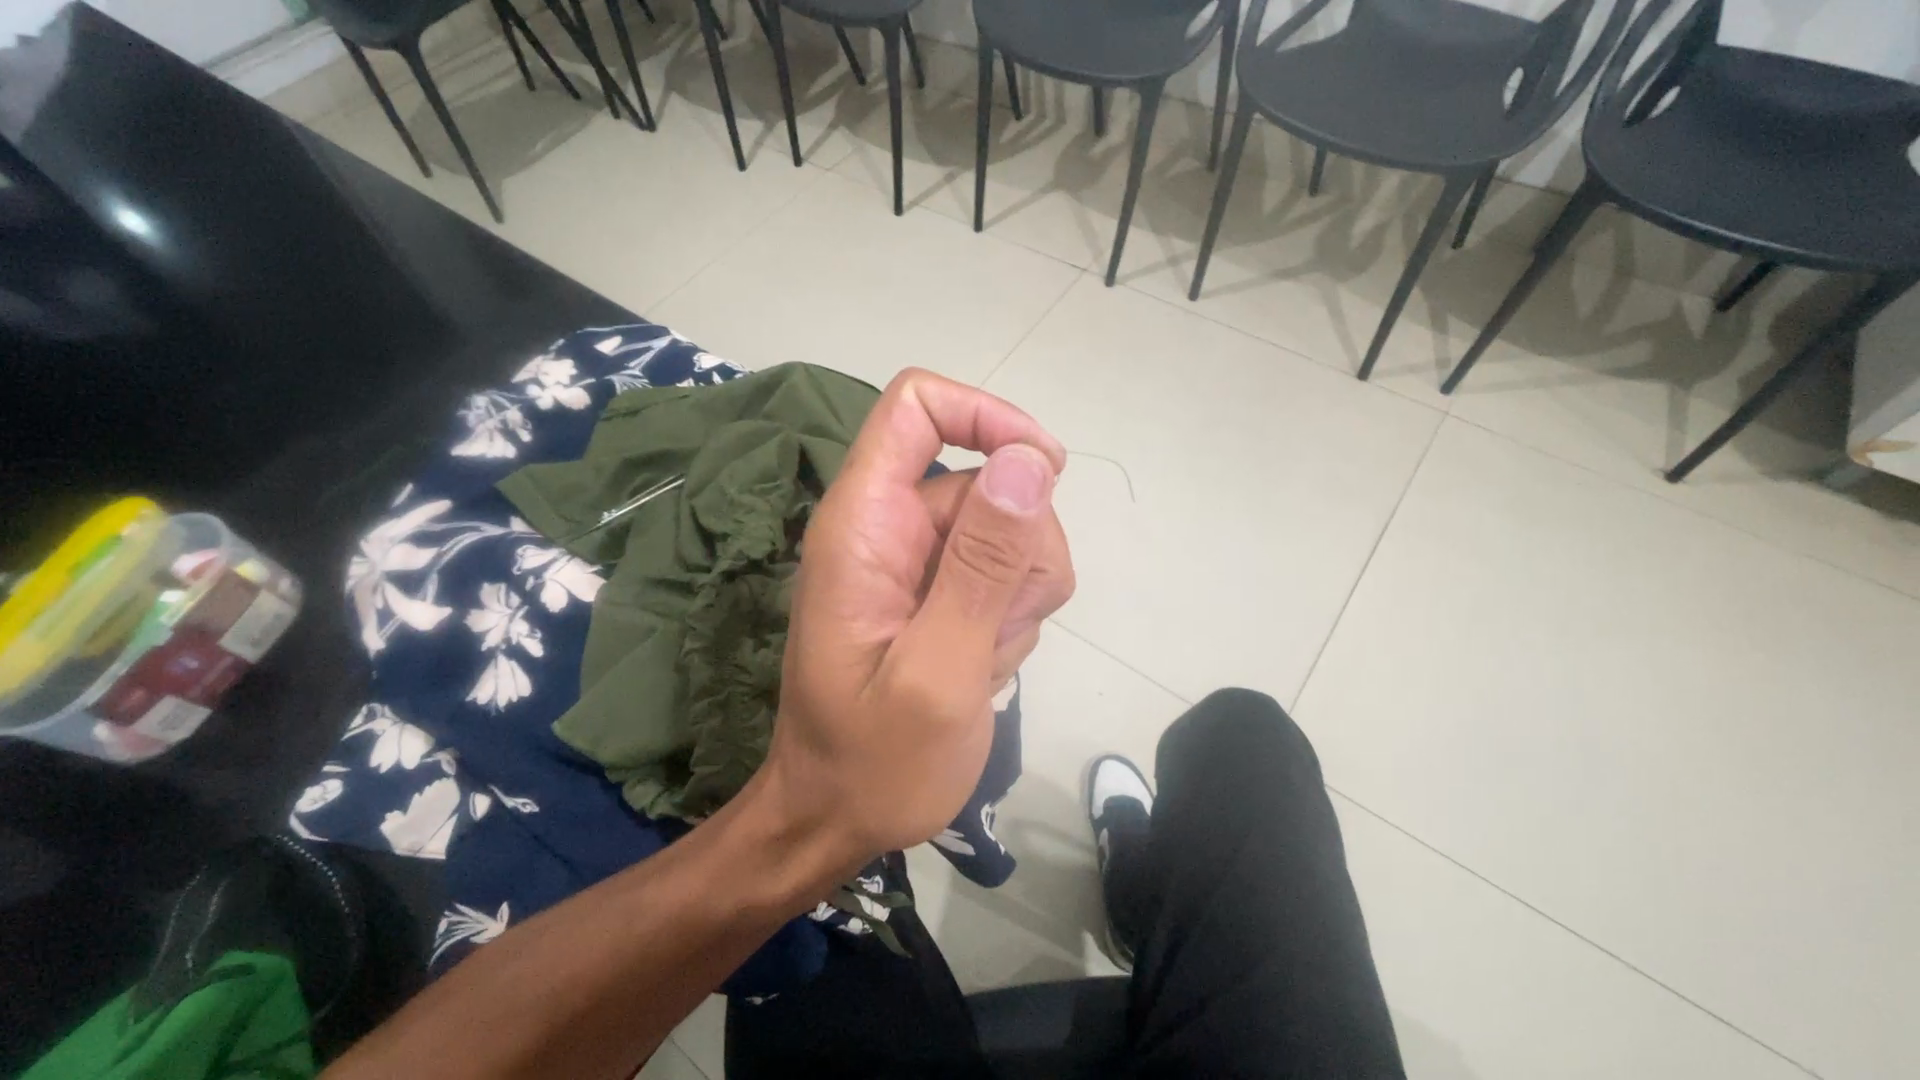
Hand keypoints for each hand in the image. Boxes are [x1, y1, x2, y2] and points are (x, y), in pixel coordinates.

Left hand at [756, 369, 1074, 875]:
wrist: (837, 821)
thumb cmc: (873, 763)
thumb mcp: (938, 670)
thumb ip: (983, 565)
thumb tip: (1027, 461)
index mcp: (863, 525)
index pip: (918, 407)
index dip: (987, 416)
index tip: (1044, 473)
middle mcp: (888, 527)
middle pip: (987, 479)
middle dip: (1020, 550)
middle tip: (996, 631)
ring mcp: (916, 562)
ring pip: (1010, 529)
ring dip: (1020, 593)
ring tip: (983, 658)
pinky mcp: (940, 594)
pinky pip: (1006, 574)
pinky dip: (1013, 618)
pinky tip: (985, 665)